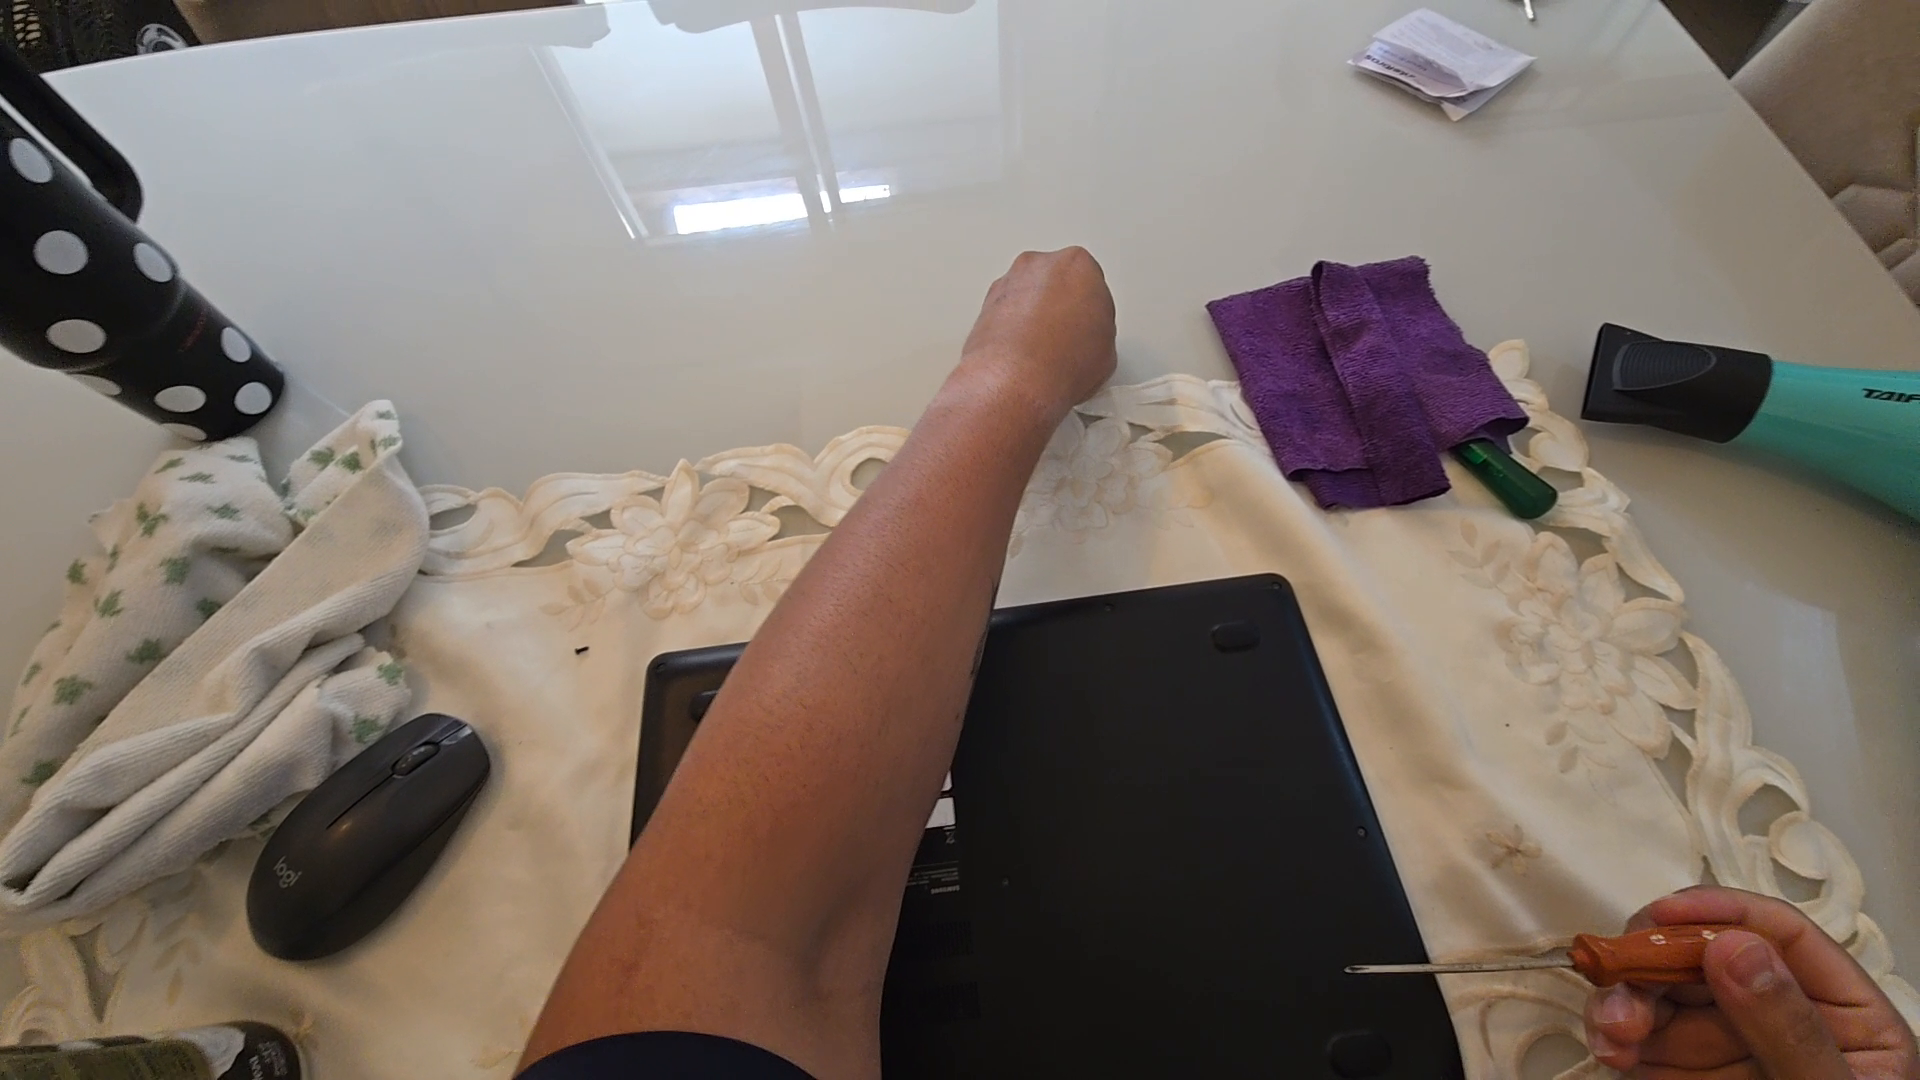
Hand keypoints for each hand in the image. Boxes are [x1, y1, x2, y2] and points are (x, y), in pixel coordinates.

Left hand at [957, 247, 1116, 416]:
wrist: (1016, 379)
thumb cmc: (1060, 361)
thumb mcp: (1107, 350)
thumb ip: (1097, 330)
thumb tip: (1088, 342)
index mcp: (1078, 264)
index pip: (1092, 286)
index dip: (1092, 314)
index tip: (1090, 332)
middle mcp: (1039, 264)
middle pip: (1055, 283)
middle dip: (1060, 307)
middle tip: (1067, 341)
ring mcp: (1007, 282)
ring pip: (1027, 296)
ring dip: (1033, 316)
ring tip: (1042, 353)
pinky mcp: (984, 305)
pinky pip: (1005, 314)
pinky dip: (1011, 329)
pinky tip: (1020, 355)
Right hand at [1584, 887, 1917, 1079]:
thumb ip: (1793, 1032)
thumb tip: (1736, 946)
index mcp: (1838, 1014)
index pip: (1778, 931)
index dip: (1719, 910)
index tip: (1667, 917)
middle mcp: (1765, 1007)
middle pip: (1693, 945)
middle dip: (1645, 958)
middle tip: (1618, 976)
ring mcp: (1711, 1029)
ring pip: (1647, 976)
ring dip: (1618, 994)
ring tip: (1613, 1035)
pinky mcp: (1667, 1052)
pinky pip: (1623, 1016)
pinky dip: (1605, 1024)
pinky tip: (1609, 1048)